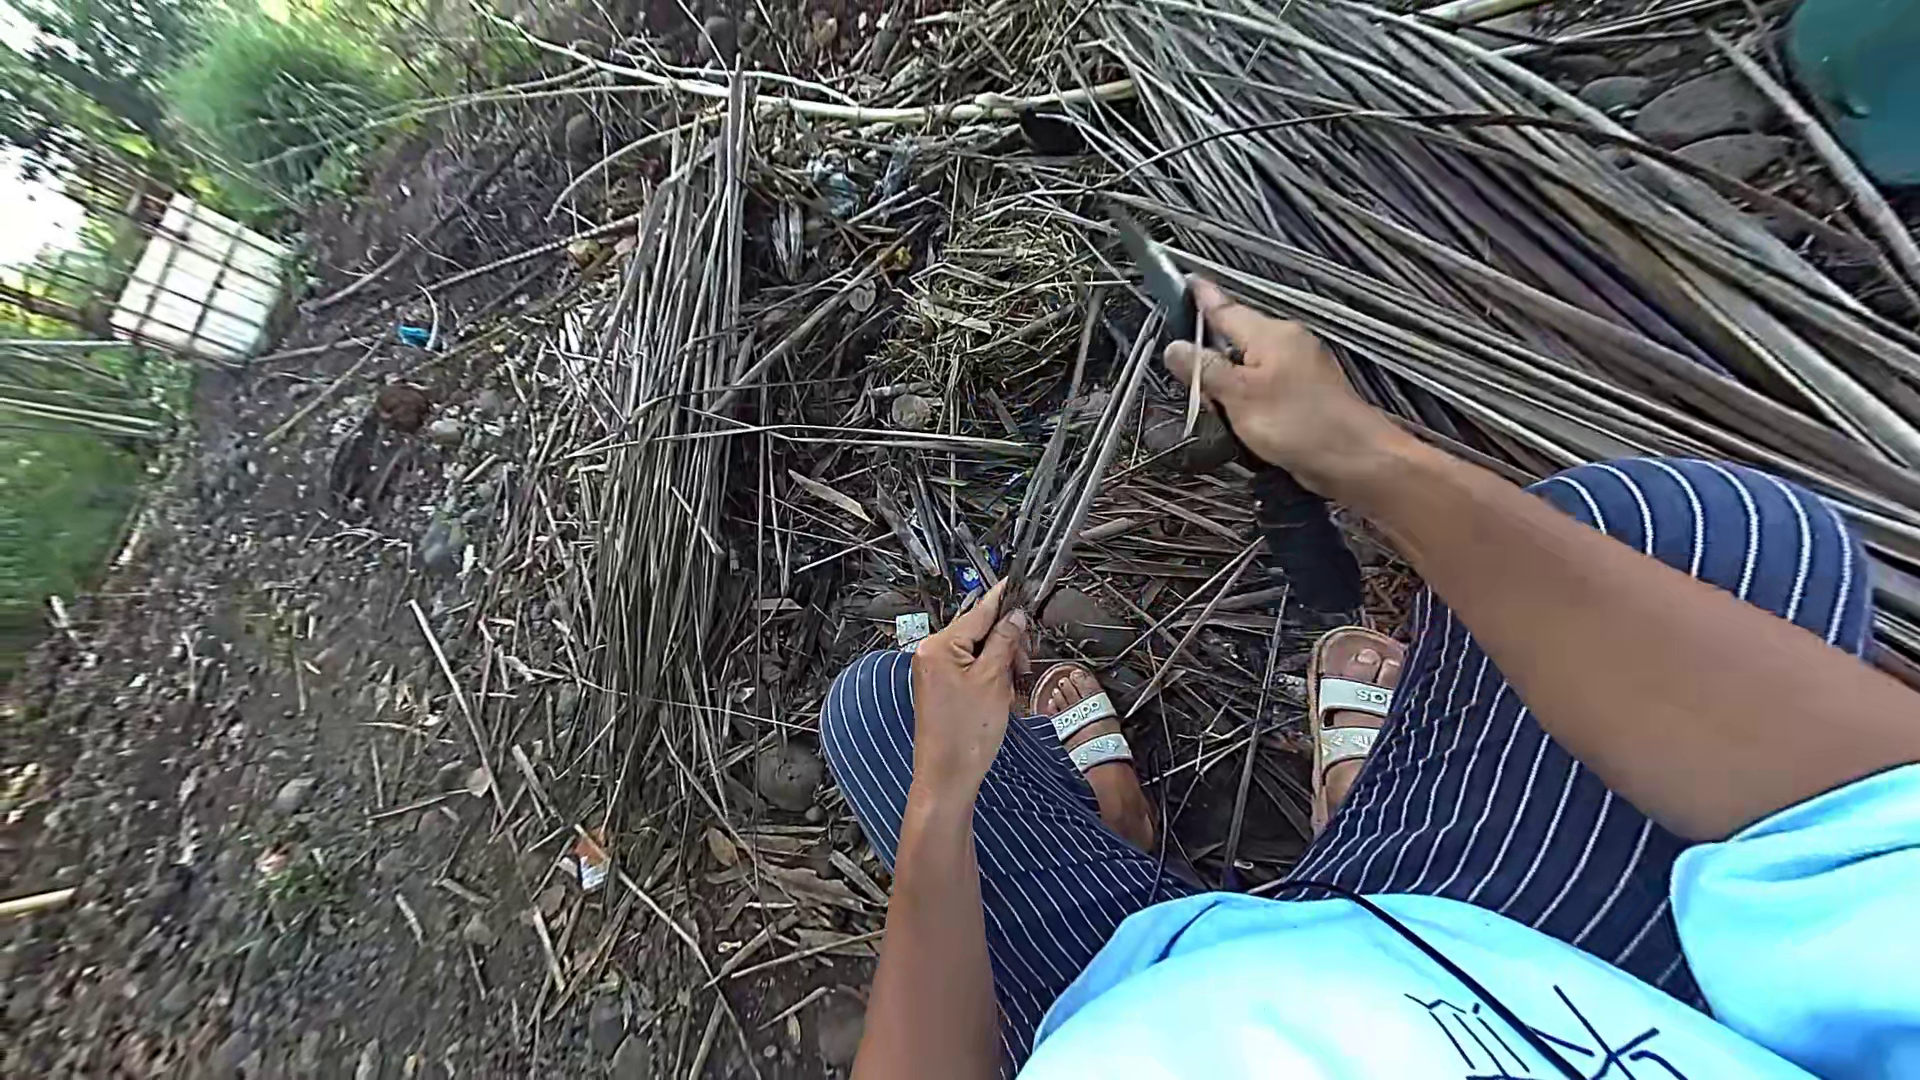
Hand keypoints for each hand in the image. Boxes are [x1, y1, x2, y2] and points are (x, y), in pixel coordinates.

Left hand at [908, 581, 1029, 804]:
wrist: (948, 775)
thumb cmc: (965, 734)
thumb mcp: (993, 679)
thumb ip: (1004, 642)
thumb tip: (1014, 616)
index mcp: (938, 646)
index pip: (977, 612)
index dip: (1001, 599)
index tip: (1013, 584)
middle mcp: (930, 653)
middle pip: (976, 630)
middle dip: (1005, 641)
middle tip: (1025, 656)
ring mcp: (933, 670)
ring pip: (975, 650)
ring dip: (999, 659)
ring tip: (1012, 681)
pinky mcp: (939, 686)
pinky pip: (968, 667)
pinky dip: (988, 672)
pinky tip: (1000, 688)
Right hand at [1164, 279, 1400, 494]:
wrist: (1352, 458)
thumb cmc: (1295, 422)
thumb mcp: (1239, 395)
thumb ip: (1205, 370)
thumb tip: (1174, 347)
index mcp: (1271, 334)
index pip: (1226, 309)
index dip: (1203, 298)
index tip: (1185, 282)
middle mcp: (1286, 344)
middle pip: (1234, 340)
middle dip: (1207, 354)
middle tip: (1182, 376)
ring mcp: (1297, 369)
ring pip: (1245, 366)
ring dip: (1224, 382)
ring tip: (1208, 405)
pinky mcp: (1301, 394)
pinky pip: (1259, 386)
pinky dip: (1241, 397)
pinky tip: (1234, 418)